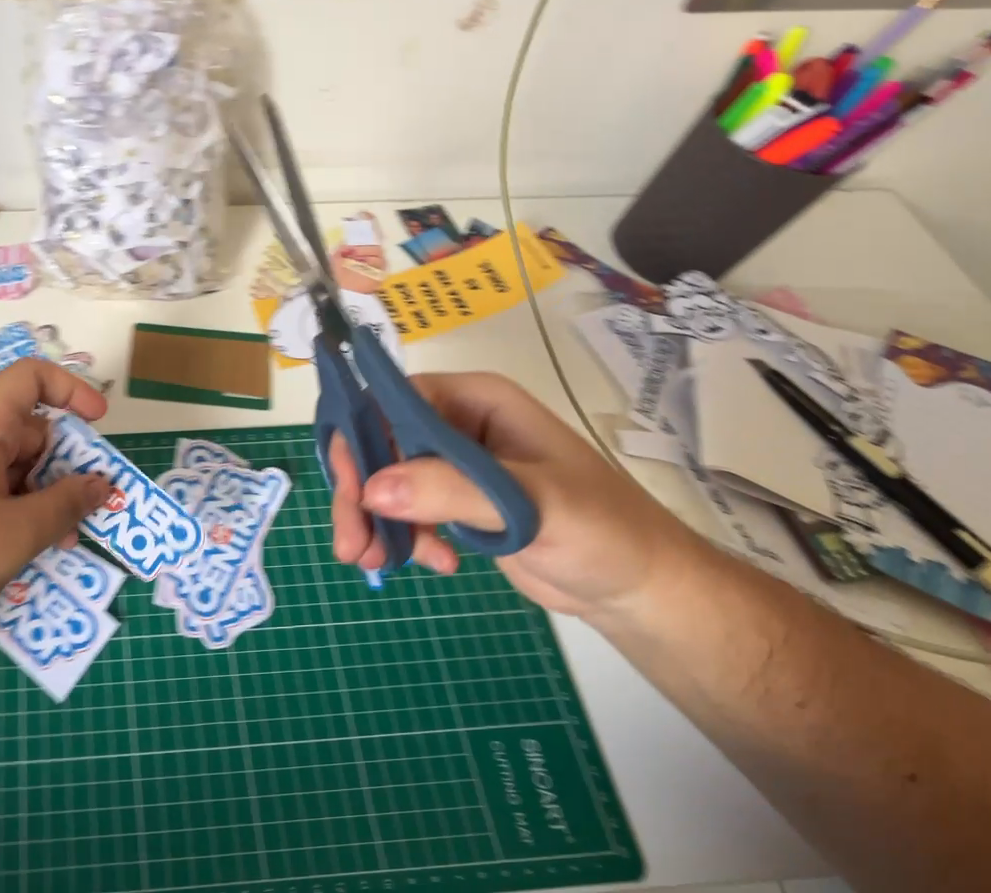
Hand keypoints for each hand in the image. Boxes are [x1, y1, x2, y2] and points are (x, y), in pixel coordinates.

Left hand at [0, 360, 111, 643]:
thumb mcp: (15, 535)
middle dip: (62, 464)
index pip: (28, 378)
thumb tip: (99, 484)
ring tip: (59, 541)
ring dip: (41, 494)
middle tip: (85, 510)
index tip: (98, 423)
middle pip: (25, 428)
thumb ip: (65, 505)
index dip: (69, 389)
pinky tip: (23, 548)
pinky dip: (13, 508)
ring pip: (8, 463)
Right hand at [330, 371, 699, 619]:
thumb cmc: (603, 531)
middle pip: (380, 443)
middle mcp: (459, 425)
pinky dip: (403, 538)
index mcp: (478, 401)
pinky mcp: (456, 504)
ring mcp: (456, 466)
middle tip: (352, 546)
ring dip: (374, 521)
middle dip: (360, 493)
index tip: (351, 487)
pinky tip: (436, 564)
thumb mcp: (529, 506)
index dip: (364, 436)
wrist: (639, 589)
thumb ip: (451, 491)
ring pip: (385, 480)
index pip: (396, 400)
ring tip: (376, 564)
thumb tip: (373, 489)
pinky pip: (404, 510)